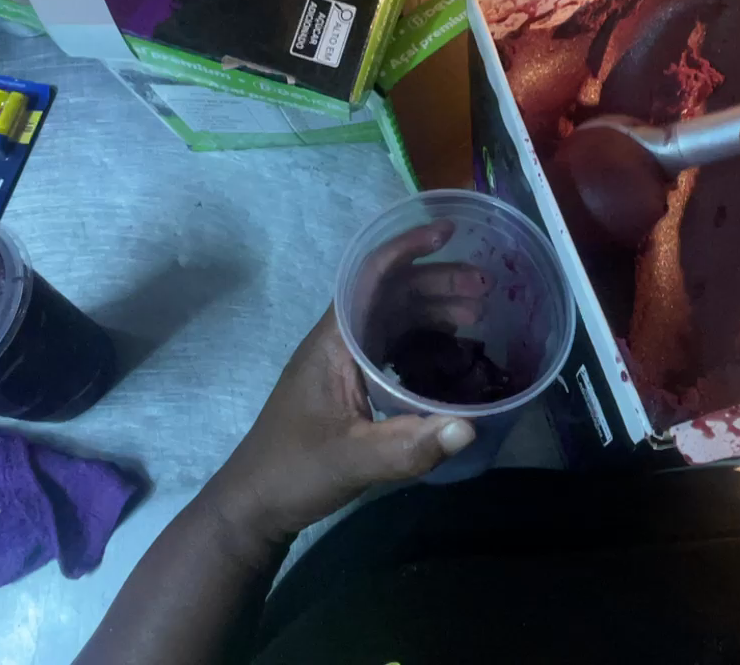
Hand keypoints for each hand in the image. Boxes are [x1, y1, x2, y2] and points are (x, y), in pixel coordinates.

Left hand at [202, 223, 481, 554]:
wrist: (253, 506)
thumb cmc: (293, 471)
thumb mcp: (351, 461)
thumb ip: (407, 446)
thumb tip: (469, 426)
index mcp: (335, 339)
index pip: (371, 275)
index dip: (407, 247)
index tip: (448, 233)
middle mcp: (341, 339)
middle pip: (392, 293)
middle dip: (438, 282)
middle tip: (486, 289)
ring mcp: (346, 360)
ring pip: (395, 317)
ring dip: (435, 310)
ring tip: (478, 316)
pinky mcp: (352, 382)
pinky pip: (395, 345)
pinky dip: (426, 340)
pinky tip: (452, 355)